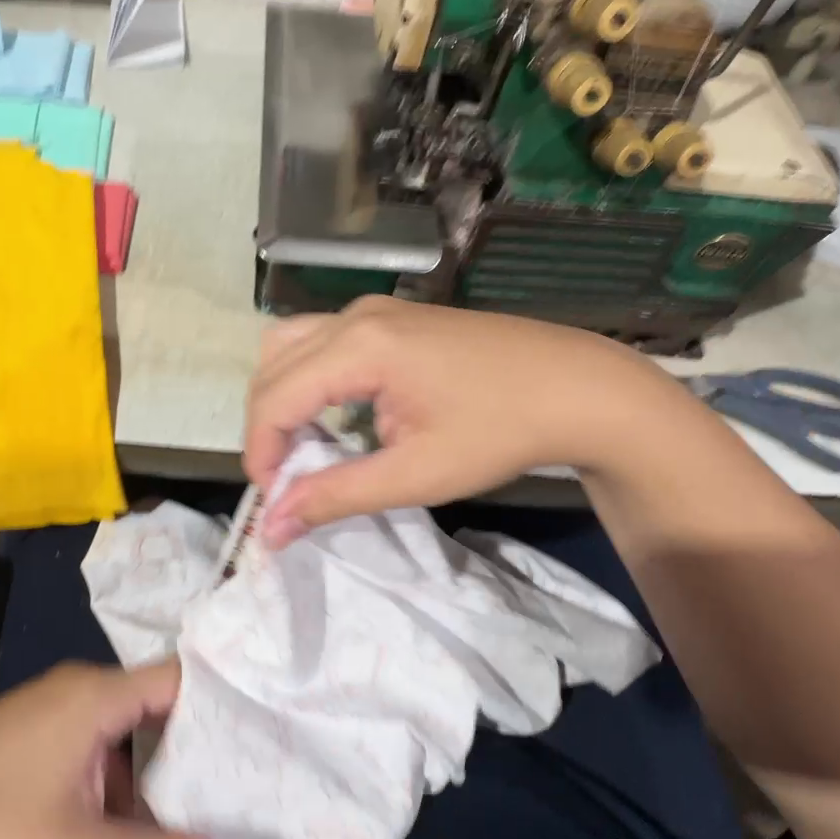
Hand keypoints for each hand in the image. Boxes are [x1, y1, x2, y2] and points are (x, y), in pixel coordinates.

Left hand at [0, 661, 237, 838]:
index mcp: (95, 694)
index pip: (182, 680)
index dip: (227, 706)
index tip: (267, 742)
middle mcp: (76, 690)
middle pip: (158, 710)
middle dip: (197, 755)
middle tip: (246, 793)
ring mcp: (49, 714)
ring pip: (125, 737)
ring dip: (156, 781)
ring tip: (201, 823)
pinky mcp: (29, 741)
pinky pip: (93, 752)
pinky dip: (119, 787)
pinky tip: (134, 834)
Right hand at [246, 296, 691, 547]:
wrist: (577, 386)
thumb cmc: (500, 433)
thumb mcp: (416, 475)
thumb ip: (336, 496)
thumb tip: (271, 528)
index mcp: (360, 347)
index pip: (276, 399)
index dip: (262, 454)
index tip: (274, 504)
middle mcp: (356, 316)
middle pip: (273, 367)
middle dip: (267, 428)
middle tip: (288, 481)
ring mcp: (374, 310)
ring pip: (290, 346)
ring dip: (283, 397)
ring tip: (307, 448)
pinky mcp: (391, 316)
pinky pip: (322, 341)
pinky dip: (310, 379)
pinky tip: (339, 417)